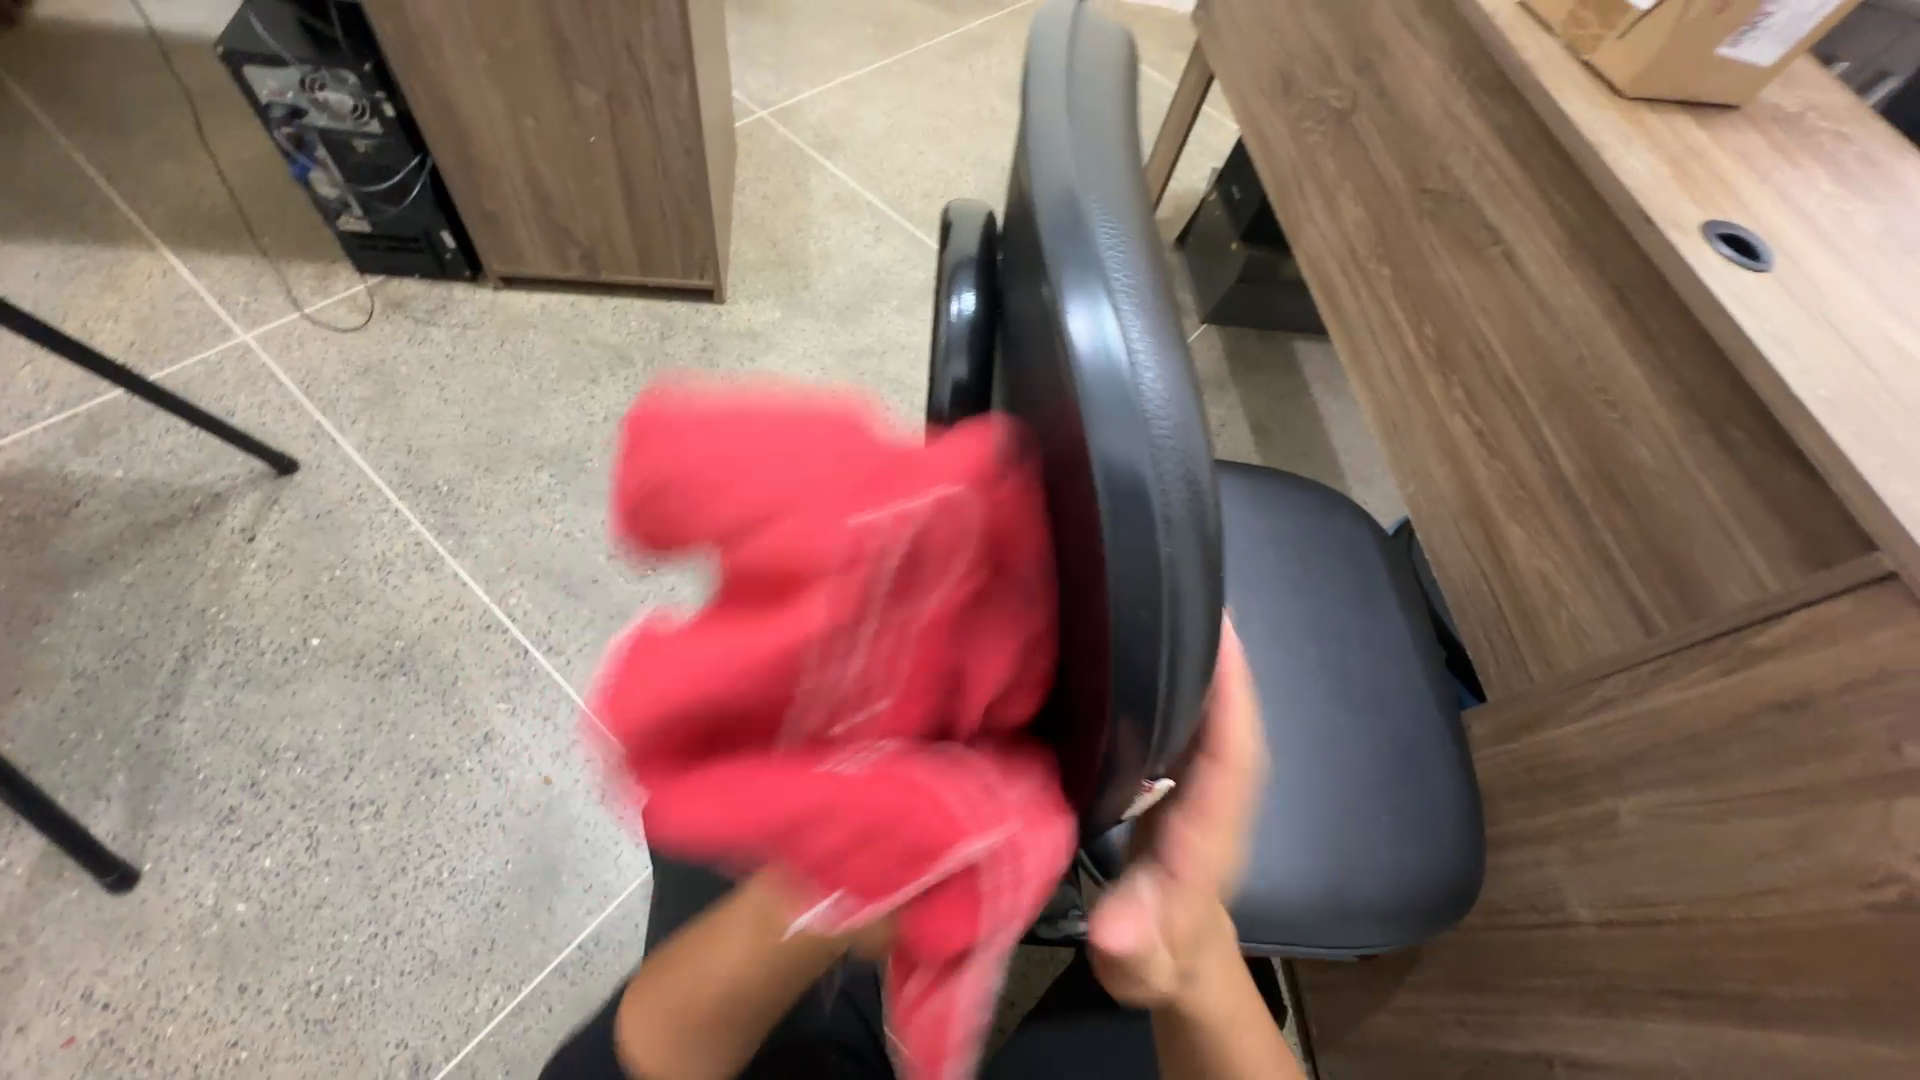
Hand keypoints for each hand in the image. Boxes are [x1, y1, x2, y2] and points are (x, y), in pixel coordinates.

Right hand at [1088, 617, 1267, 1006]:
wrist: (1167, 956)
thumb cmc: (1155, 956)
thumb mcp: (1136, 962)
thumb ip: (1130, 946)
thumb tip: (1116, 929)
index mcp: (1210, 830)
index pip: (1235, 755)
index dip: (1232, 695)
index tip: (1219, 634)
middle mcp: (1217, 795)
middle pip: (1232, 718)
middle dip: (1223, 658)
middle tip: (1193, 591)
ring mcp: (1204, 784)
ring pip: (1216, 714)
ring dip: (1207, 661)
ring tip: (1177, 603)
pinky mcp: (1184, 778)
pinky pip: (1192, 722)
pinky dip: (1186, 682)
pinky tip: (1155, 651)